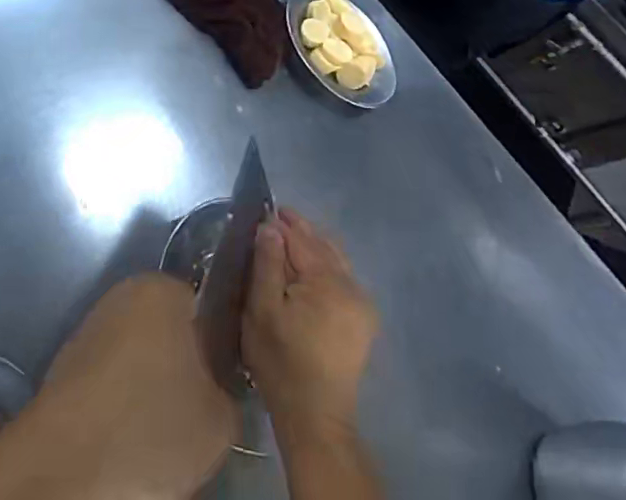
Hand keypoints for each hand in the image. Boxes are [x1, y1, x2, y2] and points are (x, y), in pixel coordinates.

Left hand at [24, 274, 238, 496]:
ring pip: (141, 356)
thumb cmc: (151, 428)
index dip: (219, 347)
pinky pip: (113, 377)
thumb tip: (214, 388)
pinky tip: (129, 437)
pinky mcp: (67, 363)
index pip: (206, 307)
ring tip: (162, 430)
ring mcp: (91, 327)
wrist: (65, 467)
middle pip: (171, 331)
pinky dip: (123, 400)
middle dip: (184, 364)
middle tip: (196, 409)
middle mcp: (123, 294)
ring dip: (152, 384)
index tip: (223, 383)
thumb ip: (227, 390)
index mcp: (161, 288)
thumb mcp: (220, 418)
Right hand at [243, 209, 377, 431]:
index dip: (281, 224)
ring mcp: (362, 302)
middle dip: (299, 230)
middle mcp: (352, 285)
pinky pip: (343, 276)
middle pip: (322, 245)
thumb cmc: (281, 361)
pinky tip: (308, 267)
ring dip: (312, 245)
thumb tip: (269, 226)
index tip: (262, 211)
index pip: (301, 239)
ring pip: (335, 259)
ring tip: (288, 238)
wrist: (315, 415)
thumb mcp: (263, 310)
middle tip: (274, 216)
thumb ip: (267, 264)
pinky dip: (324, 264)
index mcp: (328, 281)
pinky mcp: (363, 319)